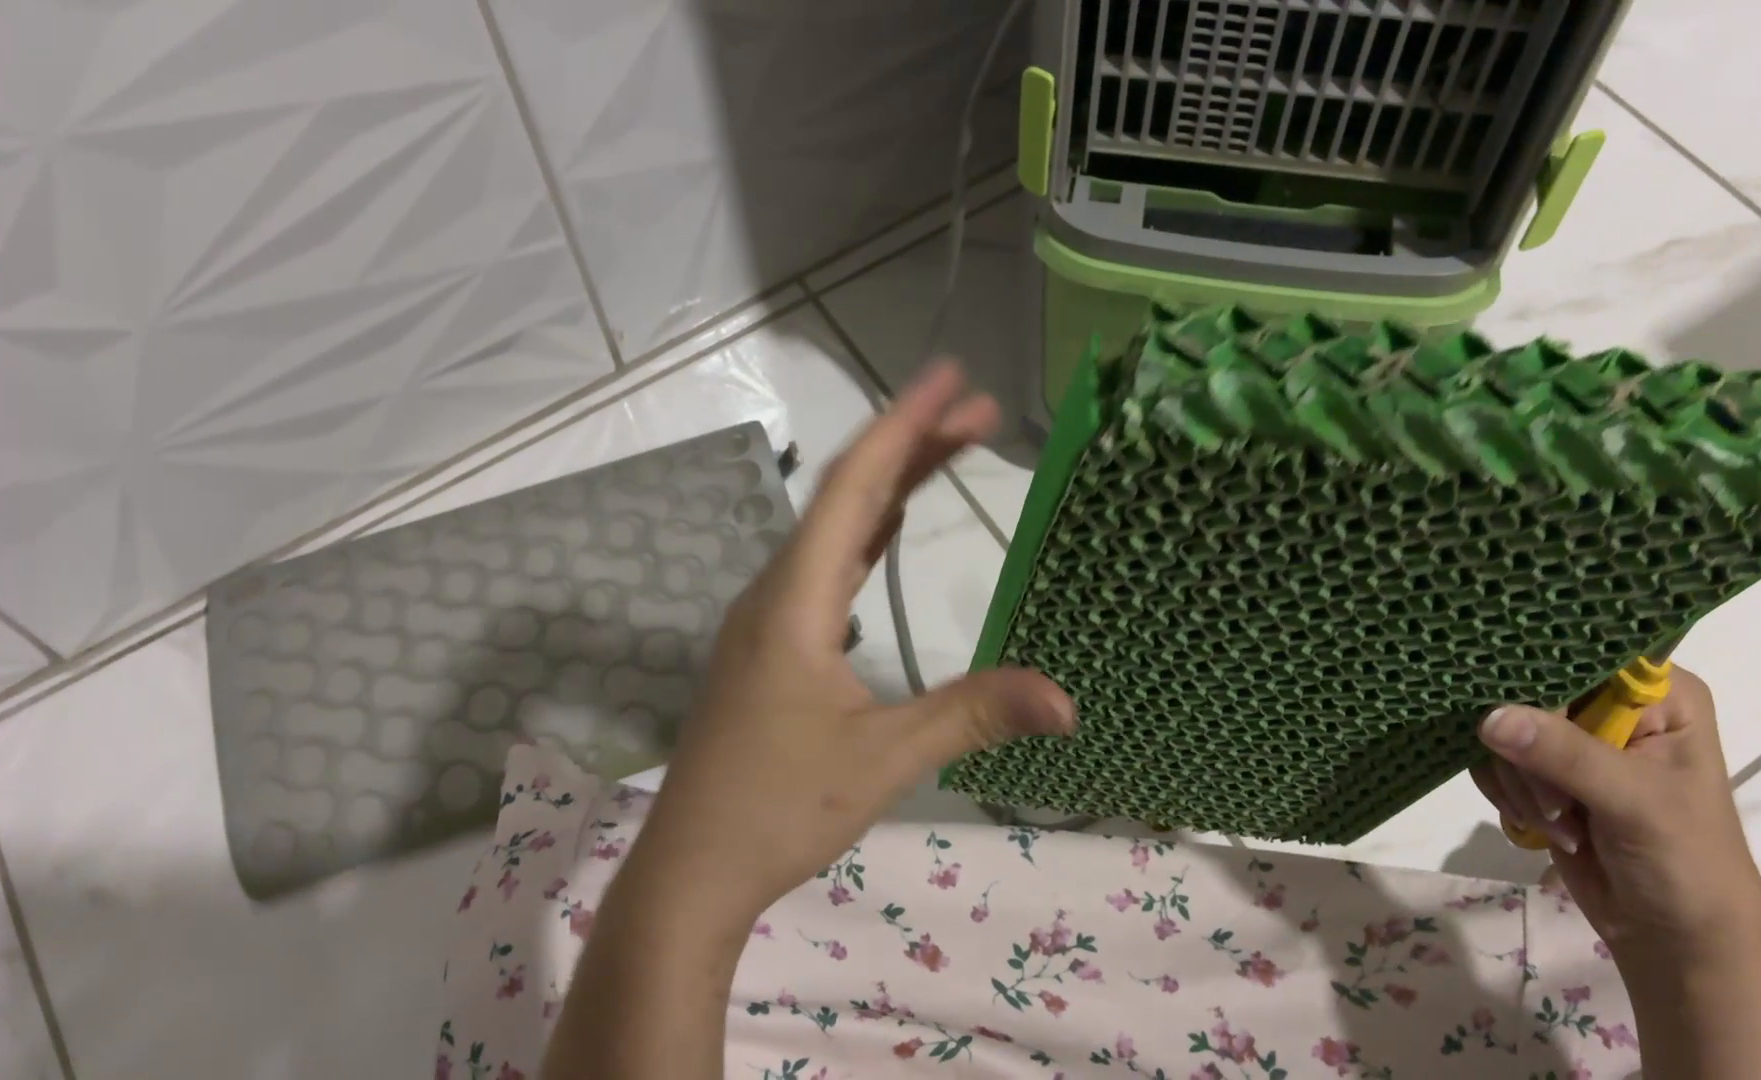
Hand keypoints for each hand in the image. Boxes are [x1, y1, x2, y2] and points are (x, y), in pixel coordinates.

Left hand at [631, 359, 1075, 926]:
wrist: (692, 866)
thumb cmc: (779, 807)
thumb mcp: (883, 759)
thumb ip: (972, 715)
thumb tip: (1068, 699)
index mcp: (795, 598)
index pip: (855, 488)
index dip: (904, 426)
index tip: (949, 376)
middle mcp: (776, 590)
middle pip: (849, 497)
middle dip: (913, 447)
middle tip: (980, 413)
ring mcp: (768, 617)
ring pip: (835, 530)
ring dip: (891, 488)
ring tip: (948, 453)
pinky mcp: (770, 645)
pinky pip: (824, 566)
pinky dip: (865, 534)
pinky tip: (885, 534)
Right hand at [1470, 666, 1760, 961]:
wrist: (1673, 938)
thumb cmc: (1686, 863)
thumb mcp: (1636, 804)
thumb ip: (1565, 755)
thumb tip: (1488, 717)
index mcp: (1656, 695)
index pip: (1582, 653)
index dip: (1541, 669)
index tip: (1511, 697)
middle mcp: (1609, 707)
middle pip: (1528, 691)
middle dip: (1527, 748)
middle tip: (1553, 797)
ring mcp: (1569, 739)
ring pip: (1500, 728)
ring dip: (1518, 780)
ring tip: (1559, 822)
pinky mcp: (1538, 769)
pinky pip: (1490, 759)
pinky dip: (1505, 792)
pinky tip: (1541, 825)